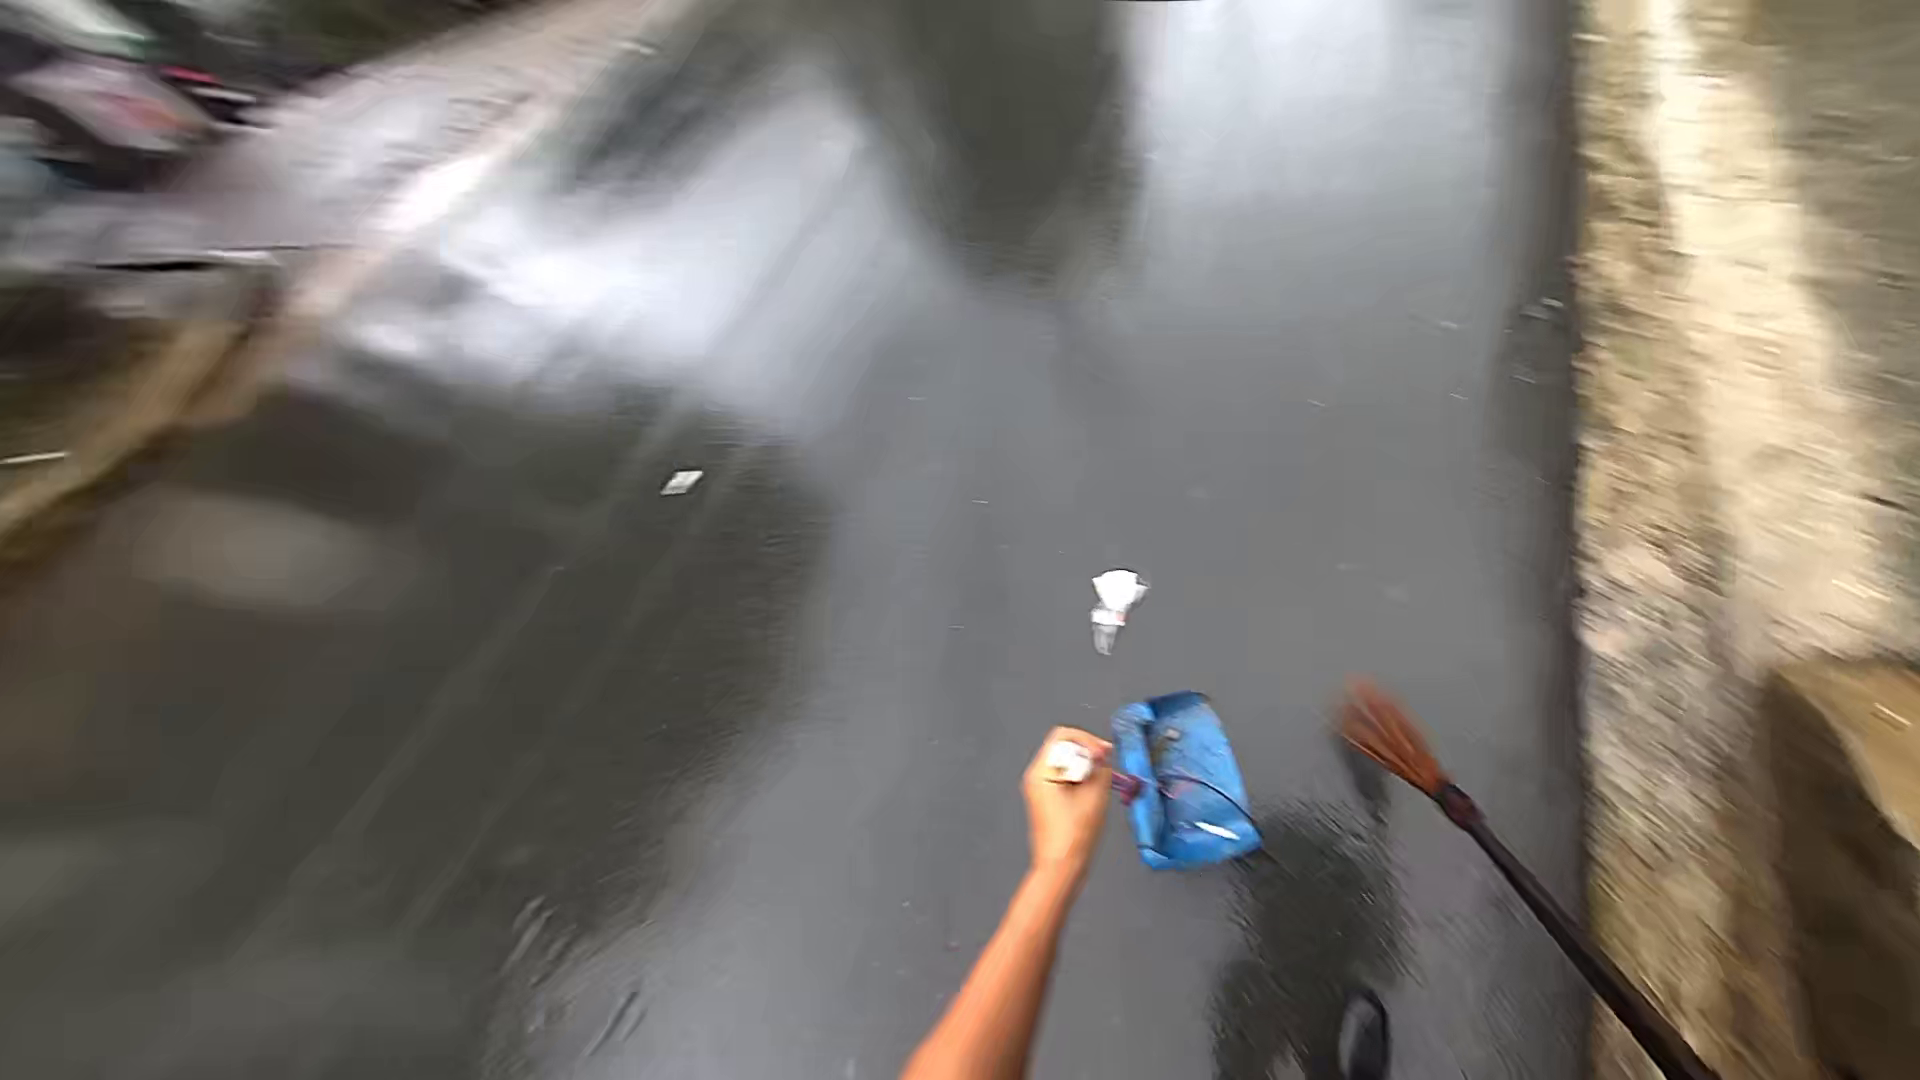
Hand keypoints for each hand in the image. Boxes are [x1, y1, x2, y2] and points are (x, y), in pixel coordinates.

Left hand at [1021, 727, 1113, 879]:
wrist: (1060, 869)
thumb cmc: (1074, 837)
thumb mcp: (1094, 796)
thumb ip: (1100, 769)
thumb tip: (1102, 754)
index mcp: (1041, 771)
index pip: (1063, 736)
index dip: (1087, 740)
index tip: (1104, 753)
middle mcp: (1036, 775)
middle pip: (1062, 747)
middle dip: (1086, 751)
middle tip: (1107, 761)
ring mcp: (1039, 787)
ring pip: (1065, 761)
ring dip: (1085, 765)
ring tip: (1101, 778)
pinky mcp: (1046, 798)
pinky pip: (1064, 776)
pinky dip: (1080, 777)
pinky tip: (1092, 791)